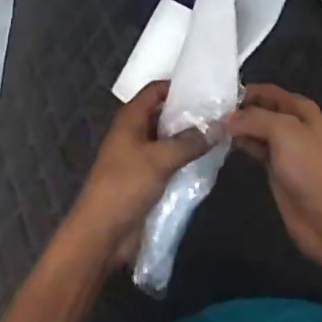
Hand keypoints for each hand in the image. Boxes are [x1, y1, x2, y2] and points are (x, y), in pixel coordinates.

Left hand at [70, 81, 211, 258]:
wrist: (102, 234)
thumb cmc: (125, 185)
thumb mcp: (159, 159)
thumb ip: (190, 142)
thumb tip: (219, 126)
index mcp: (130, 118)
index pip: (156, 90)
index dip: (178, 86)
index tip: (206, 89)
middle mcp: (134, 132)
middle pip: (164, 114)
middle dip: (189, 114)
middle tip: (220, 112)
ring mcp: (140, 156)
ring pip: (168, 139)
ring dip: (189, 139)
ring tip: (220, 134)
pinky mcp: (146, 179)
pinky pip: (169, 162)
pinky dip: (185, 159)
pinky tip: (207, 160)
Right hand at [224, 83, 321, 269]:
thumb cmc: (310, 168)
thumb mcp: (283, 132)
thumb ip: (253, 119)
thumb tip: (224, 119)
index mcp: (298, 108)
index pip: (264, 91)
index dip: (241, 92)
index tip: (213, 98)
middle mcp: (290, 123)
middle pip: (257, 109)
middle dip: (235, 111)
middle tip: (204, 115)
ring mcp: (282, 148)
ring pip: (253, 130)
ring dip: (234, 129)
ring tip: (206, 128)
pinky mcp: (275, 170)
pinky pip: (253, 150)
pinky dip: (239, 146)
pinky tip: (221, 146)